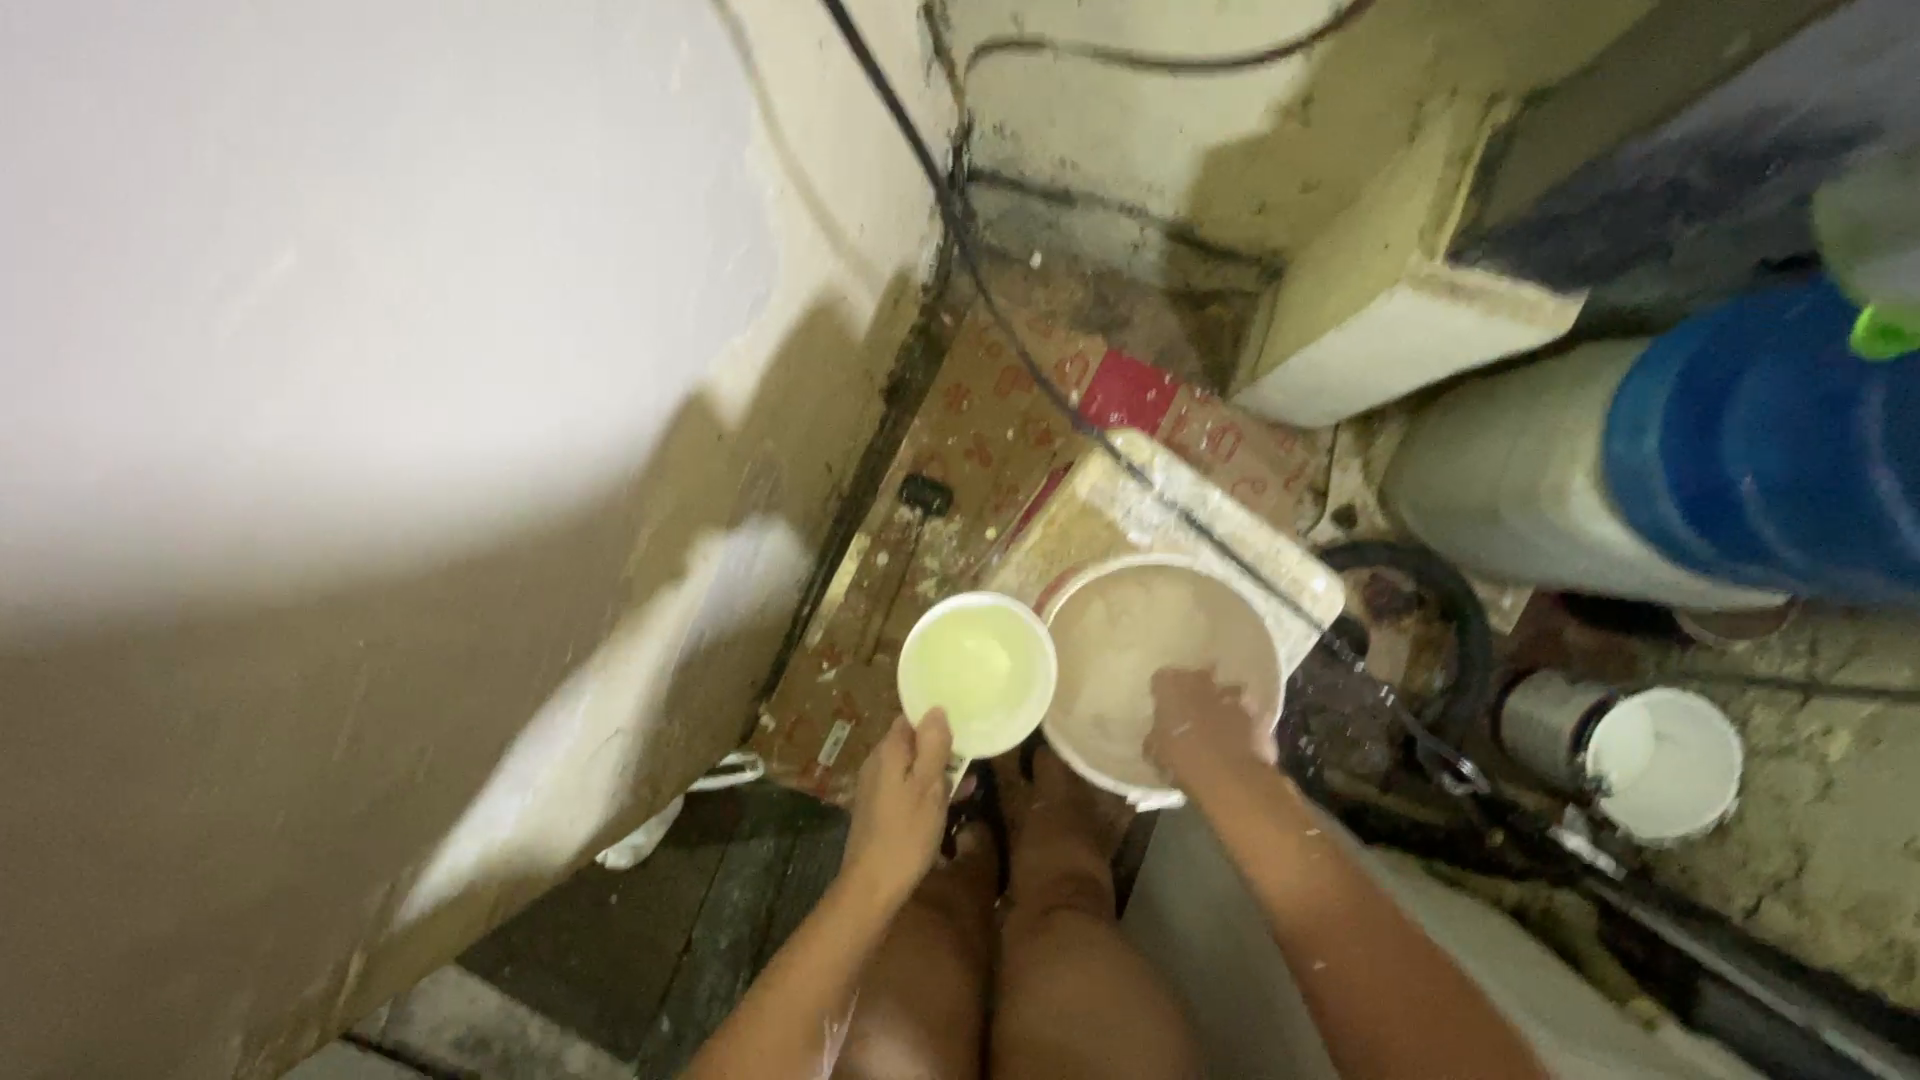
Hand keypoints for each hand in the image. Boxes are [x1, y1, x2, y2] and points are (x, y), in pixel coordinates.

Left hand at [839, 709, 953, 913]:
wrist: (873, 885)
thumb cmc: (906, 833)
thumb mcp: (928, 785)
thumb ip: (933, 745)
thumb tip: (936, 708)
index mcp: (888, 751)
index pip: (911, 718)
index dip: (936, 720)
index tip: (963, 726)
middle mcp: (878, 763)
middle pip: (913, 743)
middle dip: (942, 749)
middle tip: (972, 759)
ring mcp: (878, 787)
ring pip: (913, 767)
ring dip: (940, 772)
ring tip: (970, 783)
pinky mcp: (881, 809)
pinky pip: (909, 788)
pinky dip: (929, 791)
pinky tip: (952, 803)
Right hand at [1145, 667, 1276, 788]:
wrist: (1232, 778)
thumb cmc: (1183, 762)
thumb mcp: (1155, 753)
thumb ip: (1155, 737)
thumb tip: (1157, 735)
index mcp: (1171, 687)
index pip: (1162, 678)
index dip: (1162, 692)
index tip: (1163, 706)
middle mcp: (1202, 682)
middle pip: (1197, 676)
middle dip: (1195, 689)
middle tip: (1191, 711)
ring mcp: (1233, 695)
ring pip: (1226, 690)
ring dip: (1222, 701)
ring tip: (1219, 722)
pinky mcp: (1258, 712)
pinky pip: (1248, 710)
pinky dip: (1244, 719)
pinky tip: (1240, 737)